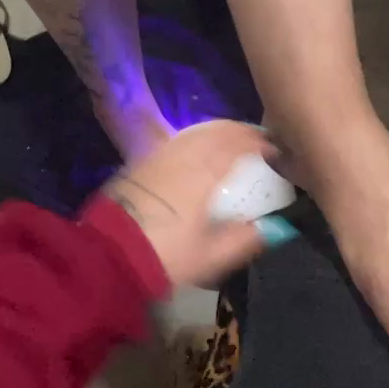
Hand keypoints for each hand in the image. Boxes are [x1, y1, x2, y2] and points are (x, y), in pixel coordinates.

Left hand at [103, 121, 289, 289]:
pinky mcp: (140, 161)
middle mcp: (180, 157)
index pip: (235, 146)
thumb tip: (277, 226)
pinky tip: (200, 148)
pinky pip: (176, 139)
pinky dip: (195, 137)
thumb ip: (246, 239)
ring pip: (194, 132)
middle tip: (259, 139)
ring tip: (233, 140)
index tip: (276, 149)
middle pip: (215, 132)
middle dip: (240, 131)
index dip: (258, 143)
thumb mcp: (212, 256)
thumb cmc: (165, 256)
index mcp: (202, 176)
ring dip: (218, 131)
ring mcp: (157, 156)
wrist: (111, 253)